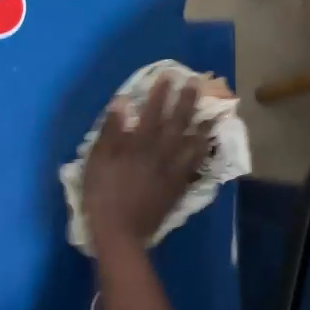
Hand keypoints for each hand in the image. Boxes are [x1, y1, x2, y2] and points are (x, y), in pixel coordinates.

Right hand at [79, 77, 214, 254]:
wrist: (120, 233)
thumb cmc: (102, 194)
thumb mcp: (97, 160)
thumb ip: (111, 131)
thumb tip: (122, 103)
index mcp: (139, 144)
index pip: (153, 112)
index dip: (160, 93)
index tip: (168, 76)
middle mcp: (161, 154)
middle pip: (177, 123)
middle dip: (186, 102)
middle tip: (196, 84)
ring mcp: (173, 172)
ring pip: (193, 144)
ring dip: (202, 125)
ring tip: (212, 112)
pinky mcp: (178, 188)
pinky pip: (195, 165)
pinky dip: (202, 151)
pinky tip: (206, 145)